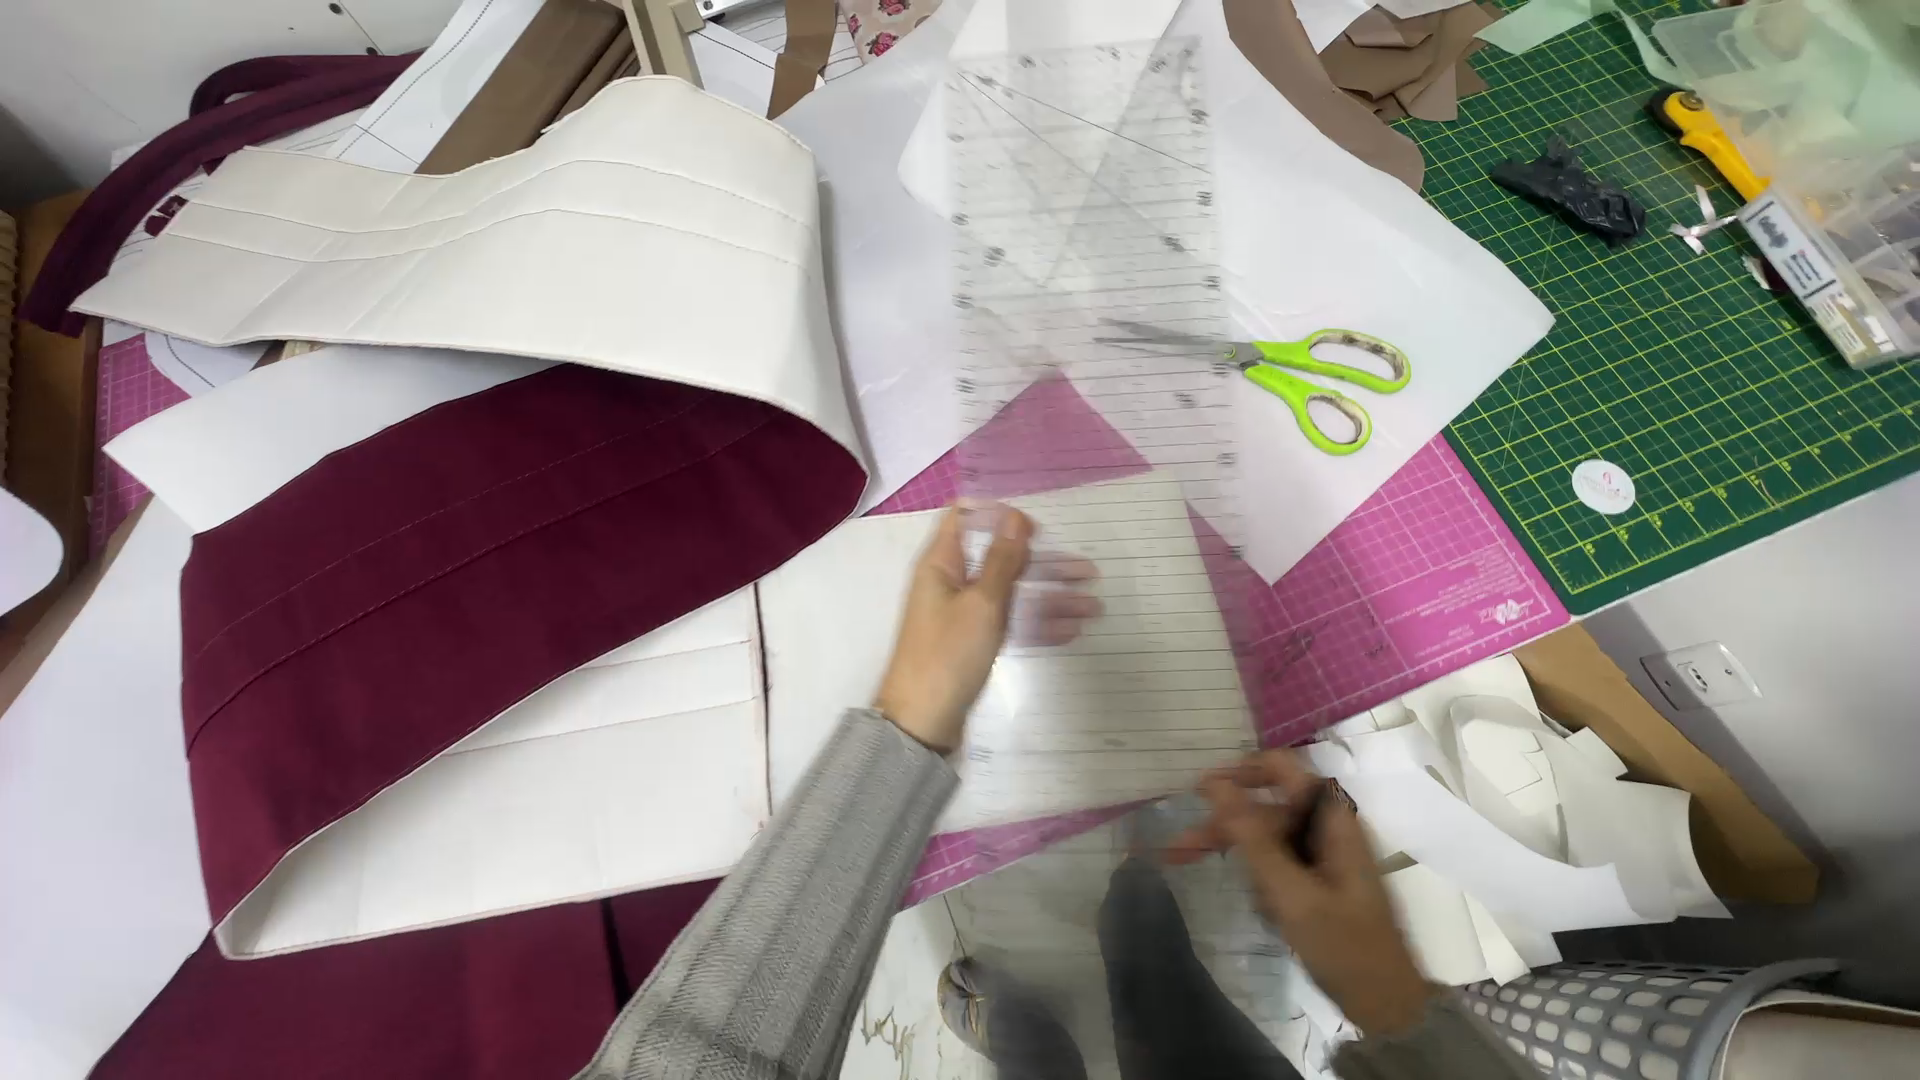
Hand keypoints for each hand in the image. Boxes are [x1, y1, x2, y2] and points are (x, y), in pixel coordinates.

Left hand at [874, 502, 1099, 752]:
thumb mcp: (981, 603)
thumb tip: (1014, 515)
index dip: (1000, 515)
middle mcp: (952, 582)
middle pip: (1001, 559)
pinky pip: (1010, 622)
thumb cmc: (947, 654)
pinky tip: (1072, 630)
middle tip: (1089, 572)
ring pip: (1012, 593)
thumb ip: (1001, 559)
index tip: (1038, 526)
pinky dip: (1037, 624)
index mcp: (942, 563)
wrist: (923, 722)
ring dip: (1050, 597)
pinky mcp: (974, 641)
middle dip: (1044, 563)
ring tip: (1094, 607)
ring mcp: (964, 613)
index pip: (965, 518)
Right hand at [1167, 750, 1434, 1035]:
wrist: (1386, 1005)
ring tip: (1181, 862)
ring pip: (1263, 834)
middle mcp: (1326, 826)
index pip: (1281, 767)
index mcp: (1330, 818)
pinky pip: (1274, 859)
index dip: (1240, 770)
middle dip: (1221, 821)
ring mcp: (1322, 853)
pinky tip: (1246, 897)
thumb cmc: (1343, 945)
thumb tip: (1213, 783)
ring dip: (1226, 845)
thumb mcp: (1290, 891)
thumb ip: (1251, 835)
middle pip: (1264, 805)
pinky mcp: (1316, 877)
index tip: (1201, 789)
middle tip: (1179, 843)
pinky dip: (1250, 869)